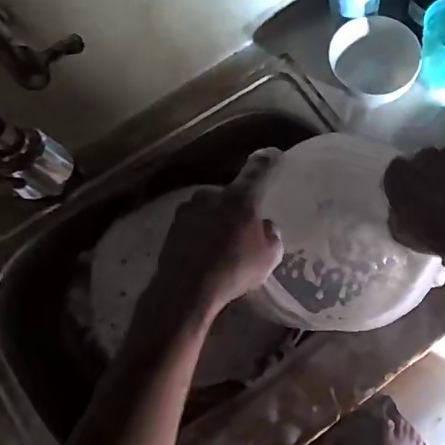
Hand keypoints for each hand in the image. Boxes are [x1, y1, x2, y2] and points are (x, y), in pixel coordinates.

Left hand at [144, 152, 283, 322]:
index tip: (273, 154)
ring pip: (210, 210)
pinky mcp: (172, 226)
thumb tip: (264, 226)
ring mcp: (187, 208)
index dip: (267, 161)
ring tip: (222, 249)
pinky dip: (201, 235)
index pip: (257, 170)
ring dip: (217, 222)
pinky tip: (205, 256)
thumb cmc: (235, 270)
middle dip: (238, 208)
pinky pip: (195, 225)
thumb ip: (271, 235)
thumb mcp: (269, 256)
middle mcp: (211, 195)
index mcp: (240, 198)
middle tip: (244, 231)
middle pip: (231, 195)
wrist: (186, 290)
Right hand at [383, 146, 444, 267]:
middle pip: (421, 160)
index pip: (395, 171)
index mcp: (401, 175)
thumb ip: (397, 214)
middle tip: (433, 192)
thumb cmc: (433, 233)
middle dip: (425, 173)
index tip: (407, 194)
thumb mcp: (402, 233)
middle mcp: (423, 157)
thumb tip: (399, 209)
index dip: (402, 182)